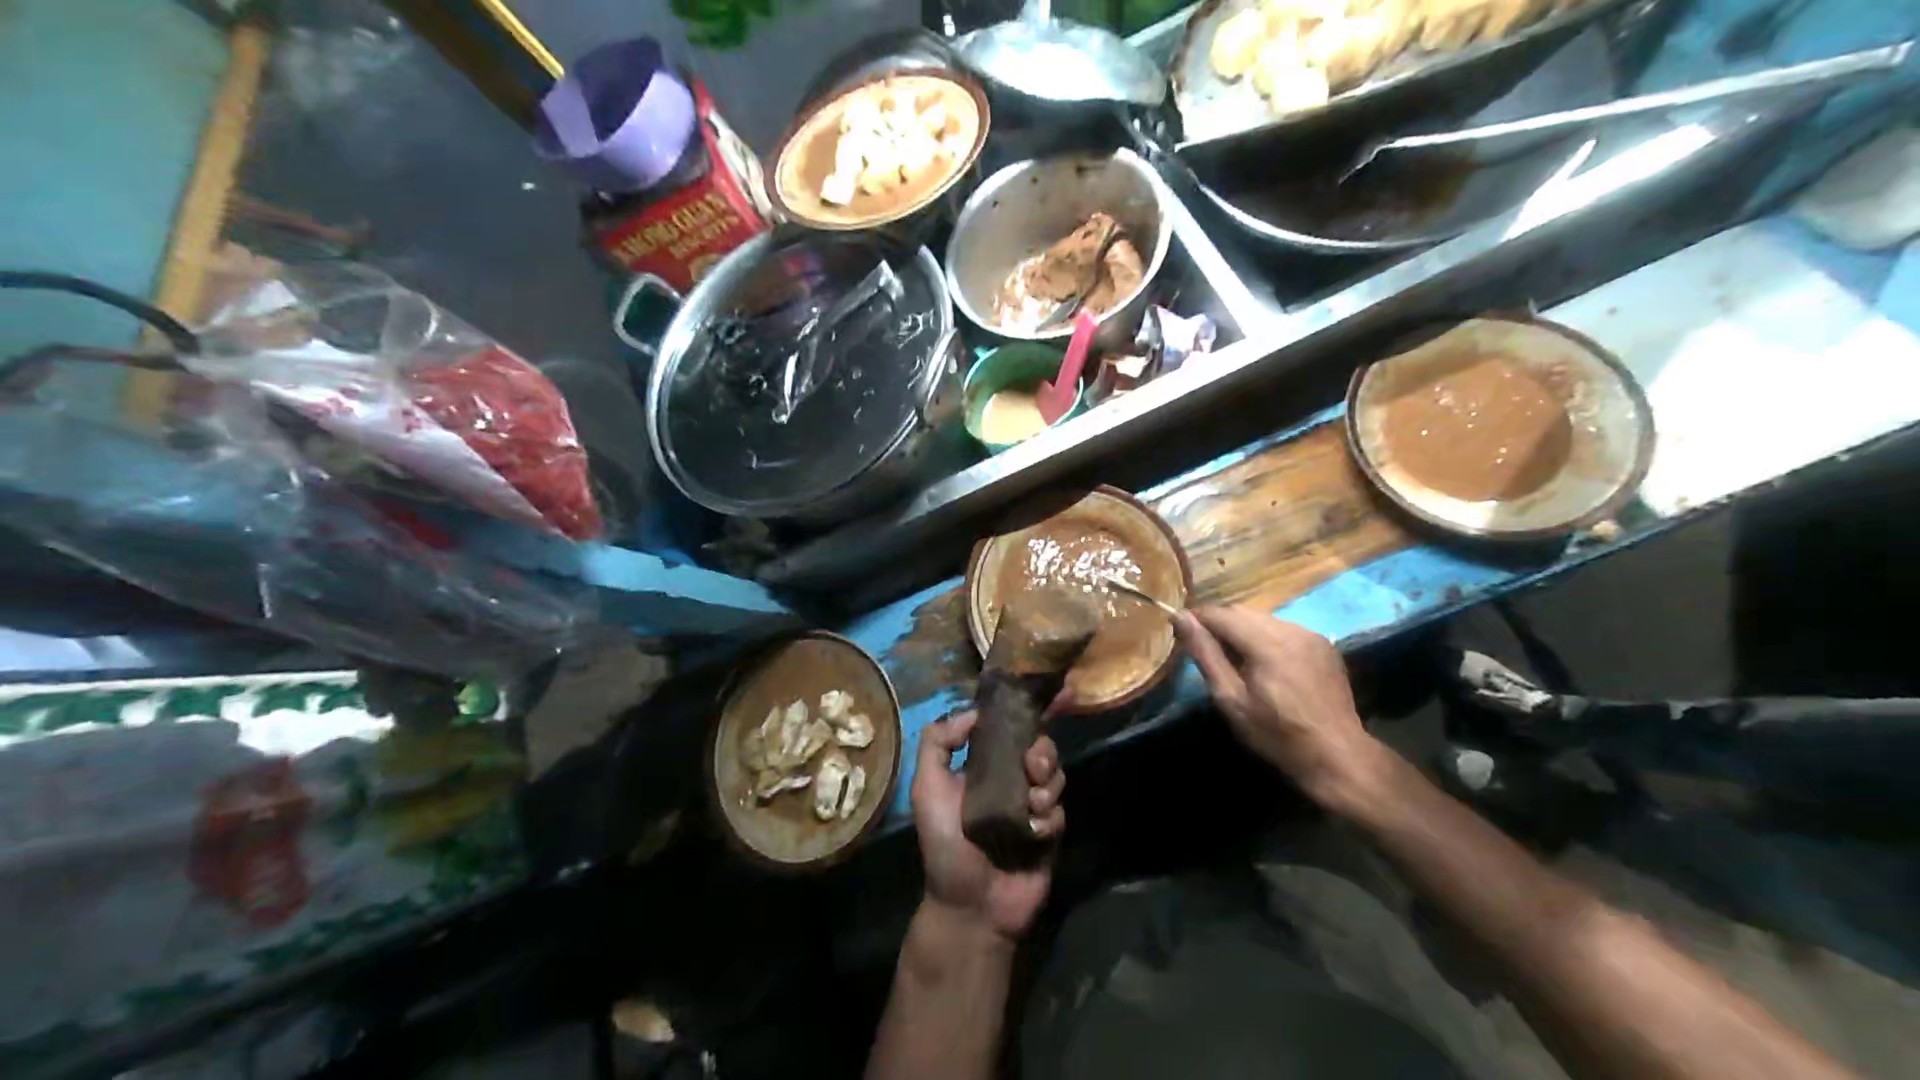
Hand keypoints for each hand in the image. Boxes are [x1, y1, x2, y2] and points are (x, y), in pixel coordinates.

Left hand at [910, 711, 1065, 940]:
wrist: (970, 906)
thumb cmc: (945, 846)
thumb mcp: (926, 789)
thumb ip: (937, 744)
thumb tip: (972, 711)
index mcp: (981, 766)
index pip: (1007, 729)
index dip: (1027, 711)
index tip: (1052, 692)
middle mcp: (1009, 780)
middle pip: (1039, 746)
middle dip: (1042, 749)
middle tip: (1032, 765)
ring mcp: (1031, 805)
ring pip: (1054, 774)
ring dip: (1047, 782)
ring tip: (1032, 804)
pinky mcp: (1049, 831)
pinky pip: (1059, 809)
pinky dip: (1049, 815)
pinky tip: (1034, 831)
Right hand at [1174, 605, 1389, 809]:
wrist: (1338, 757)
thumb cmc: (1276, 735)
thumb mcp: (1231, 699)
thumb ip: (1205, 654)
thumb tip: (1180, 617)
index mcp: (1267, 642)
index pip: (1220, 613)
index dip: (1196, 620)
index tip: (1180, 634)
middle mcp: (1291, 629)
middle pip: (1242, 612)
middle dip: (1219, 625)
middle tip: (1208, 654)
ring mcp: (1311, 635)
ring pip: (1263, 618)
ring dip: (1242, 631)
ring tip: (1236, 662)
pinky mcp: (1323, 645)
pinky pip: (1284, 629)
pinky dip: (1266, 638)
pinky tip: (1265, 665)